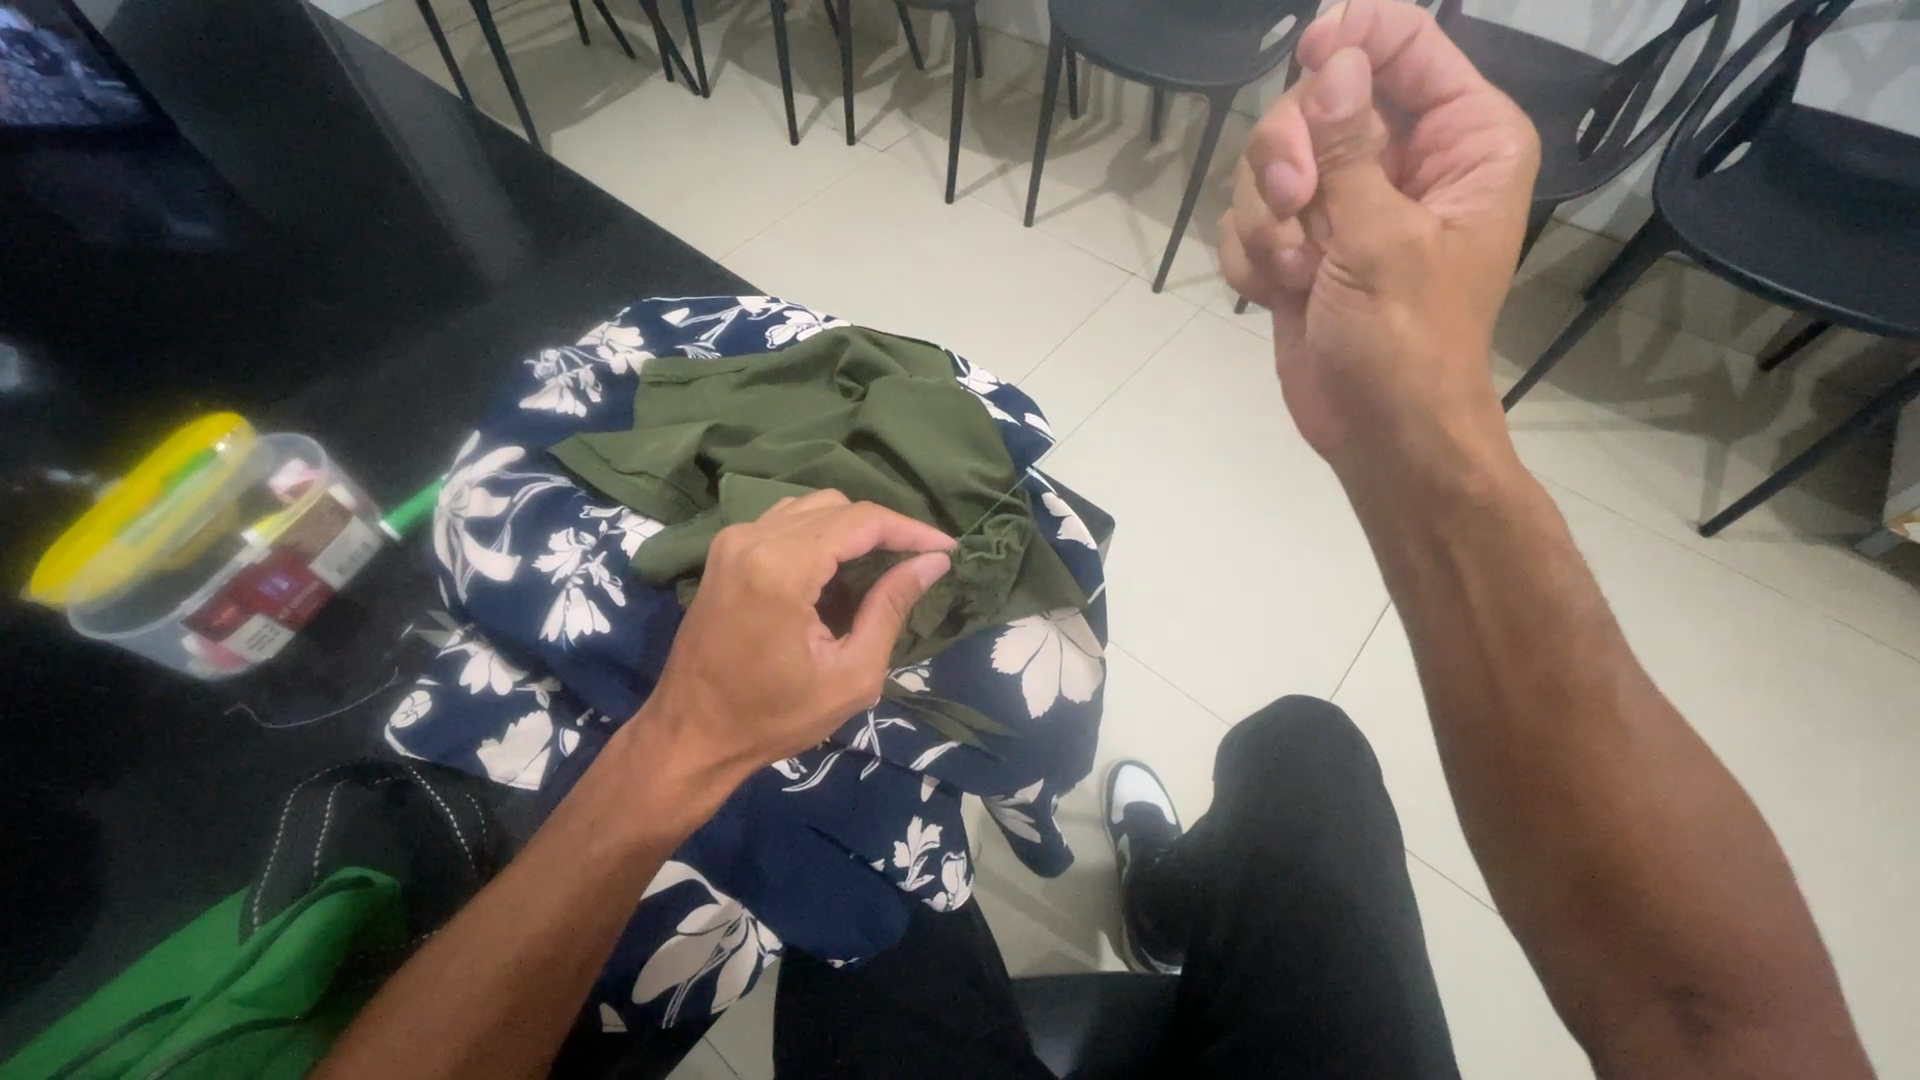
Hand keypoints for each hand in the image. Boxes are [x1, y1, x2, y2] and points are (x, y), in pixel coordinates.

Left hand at [630, 491, 953, 806]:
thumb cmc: (774, 716)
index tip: (949, 548)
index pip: (862, 521)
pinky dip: (822, 533)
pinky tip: (842, 566)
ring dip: (854, 528)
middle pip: (838, 506)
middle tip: (921, 560)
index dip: (911, 530)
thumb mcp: (852, 674)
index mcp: (782, 568)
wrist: (692, 734)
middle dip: (886, 528)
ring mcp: (733, 541)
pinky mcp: (725, 551)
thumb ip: (892, 608)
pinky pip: (787, 521)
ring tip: (888, 562)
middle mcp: (753, 538)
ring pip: (812, 507)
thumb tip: (933, 562)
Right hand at [1219, 0, 1539, 478]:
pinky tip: (1278, 296)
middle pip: (1315, 106)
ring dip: (1267, 225)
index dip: (1355, 38)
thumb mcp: (1381, 240)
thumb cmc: (1406, 342)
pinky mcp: (1296, 250)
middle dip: (1290, 160)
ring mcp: (1340, 209)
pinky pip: (1247, 223)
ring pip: (1268, 167)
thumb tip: (1334, 59)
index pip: (1406, 48)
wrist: (1377, 431)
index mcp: (1458, 141)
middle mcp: (1399, 163)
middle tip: (1296, 209)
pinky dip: (1252, 260)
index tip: (1310, 51)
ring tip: (1296, 275)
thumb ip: (1349, 149)